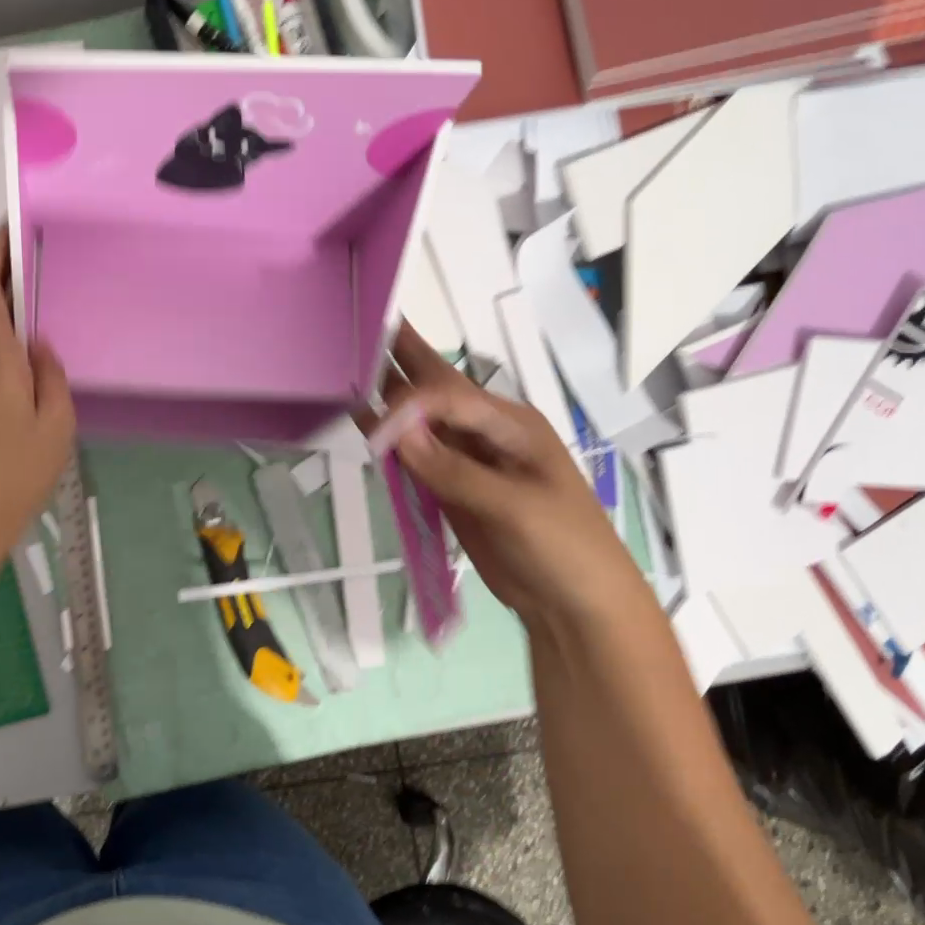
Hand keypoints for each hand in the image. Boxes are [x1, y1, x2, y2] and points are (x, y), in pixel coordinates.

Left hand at [0, 226, 75, 550]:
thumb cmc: (17, 472)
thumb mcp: (55, 421)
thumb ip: (50, 373)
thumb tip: (39, 342)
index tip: (14, 226)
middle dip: (2, 270)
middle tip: (40, 258)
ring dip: (4, 304)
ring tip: (43, 300)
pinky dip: (2, 335)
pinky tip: (30, 351)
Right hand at [362, 324, 647, 623]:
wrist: (575, 603)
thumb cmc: (562, 547)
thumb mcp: (514, 508)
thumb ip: (453, 470)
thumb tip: (395, 430)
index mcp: (511, 424)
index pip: (447, 396)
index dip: (408, 405)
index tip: (376, 436)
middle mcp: (484, 432)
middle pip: (435, 387)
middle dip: (402, 356)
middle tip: (364, 321)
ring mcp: (465, 460)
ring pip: (417, 418)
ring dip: (387, 394)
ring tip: (349, 364)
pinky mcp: (449, 488)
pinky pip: (412, 456)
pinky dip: (387, 439)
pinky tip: (364, 420)